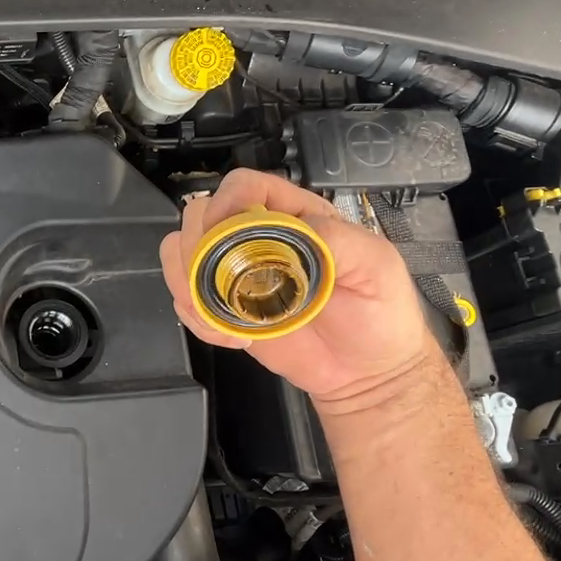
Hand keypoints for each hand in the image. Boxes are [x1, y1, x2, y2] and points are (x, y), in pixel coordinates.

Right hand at [159, 170, 435, 413]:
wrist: (367, 373)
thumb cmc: (380, 316)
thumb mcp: (377, 268)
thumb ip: (341, 241)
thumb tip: (297, 228)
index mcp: (293, 216)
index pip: (244, 187)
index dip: (224, 202)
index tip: (221, 231)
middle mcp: (255, 238)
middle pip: (199, 216)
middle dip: (197, 247)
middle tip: (221, 284)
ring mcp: (234, 274)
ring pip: (180, 254)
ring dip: (188, 285)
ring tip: (223, 318)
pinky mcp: (223, 308)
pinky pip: (184, 300)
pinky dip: (195, 318)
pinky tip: (229, 337)